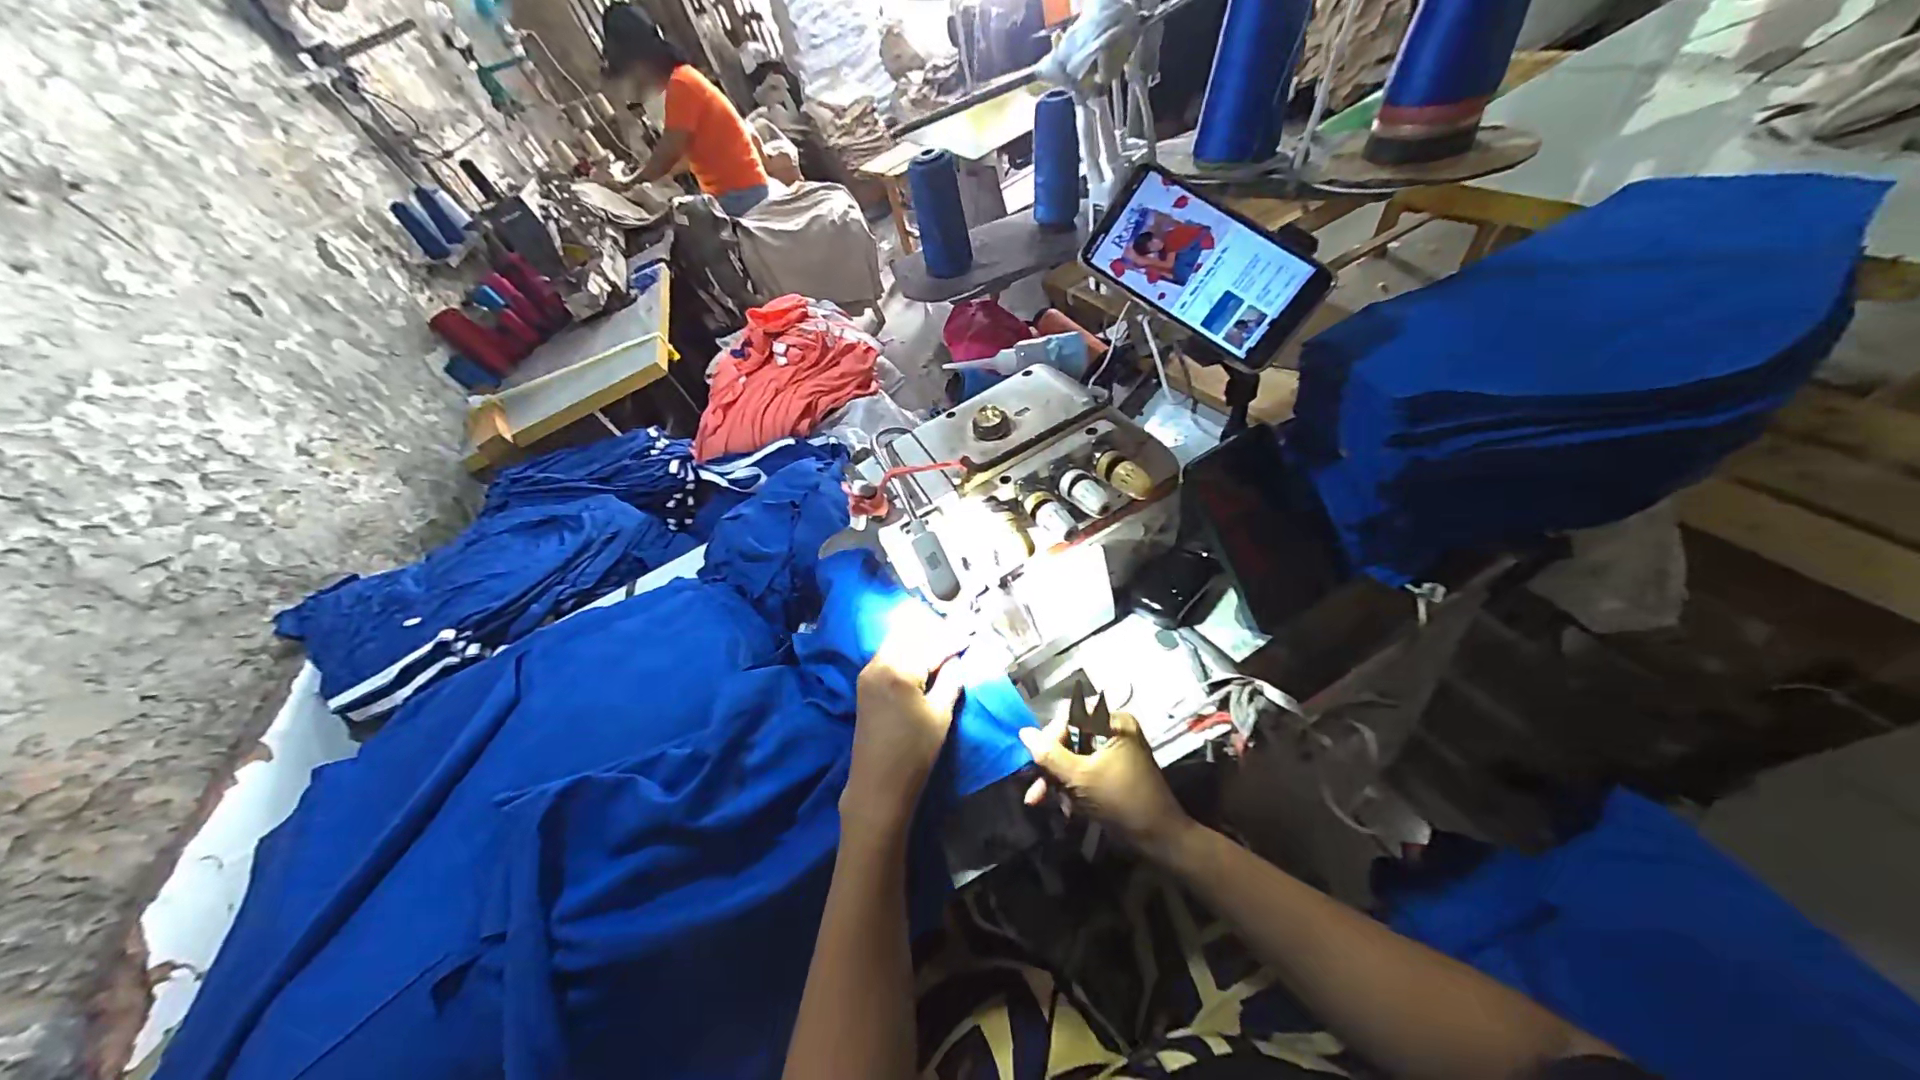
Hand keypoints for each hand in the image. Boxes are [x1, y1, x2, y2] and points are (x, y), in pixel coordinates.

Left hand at [843, 619, 963, 835]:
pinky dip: (905, 650)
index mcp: (899, 670)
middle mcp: (879, 664)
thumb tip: (956, 660)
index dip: (953, 640)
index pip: (931, 645)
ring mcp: (868, 673)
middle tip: (956, 635)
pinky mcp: (865, 684)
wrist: (878, 784)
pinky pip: (888, 655)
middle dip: (933, 633)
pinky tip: (921, 657)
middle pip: (909, 636)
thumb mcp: (940, 715)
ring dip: (918, 640)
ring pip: (896, 643)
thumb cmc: (914, 752)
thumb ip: (950, 680)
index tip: (970, 633)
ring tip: (941, 644)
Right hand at [1019, 711, 1193, 858]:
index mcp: (1113, 722)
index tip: (1037, 764)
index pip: (1069, 718)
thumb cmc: (1120, 801)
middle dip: (1051, 767)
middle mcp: (1114, 730)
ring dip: (1058, 781)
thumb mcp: (1079, 777)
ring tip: (1044, 802)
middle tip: (1036, 790)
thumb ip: (1049, 755)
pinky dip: (1072, 787)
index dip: (1050, 739)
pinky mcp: (1113, 771)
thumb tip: (1023, 732)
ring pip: (1074, 758)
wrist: (1158, 838)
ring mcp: (1114, 752)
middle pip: (1069, 739)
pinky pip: (1084, 771)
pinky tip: (1064, 807)